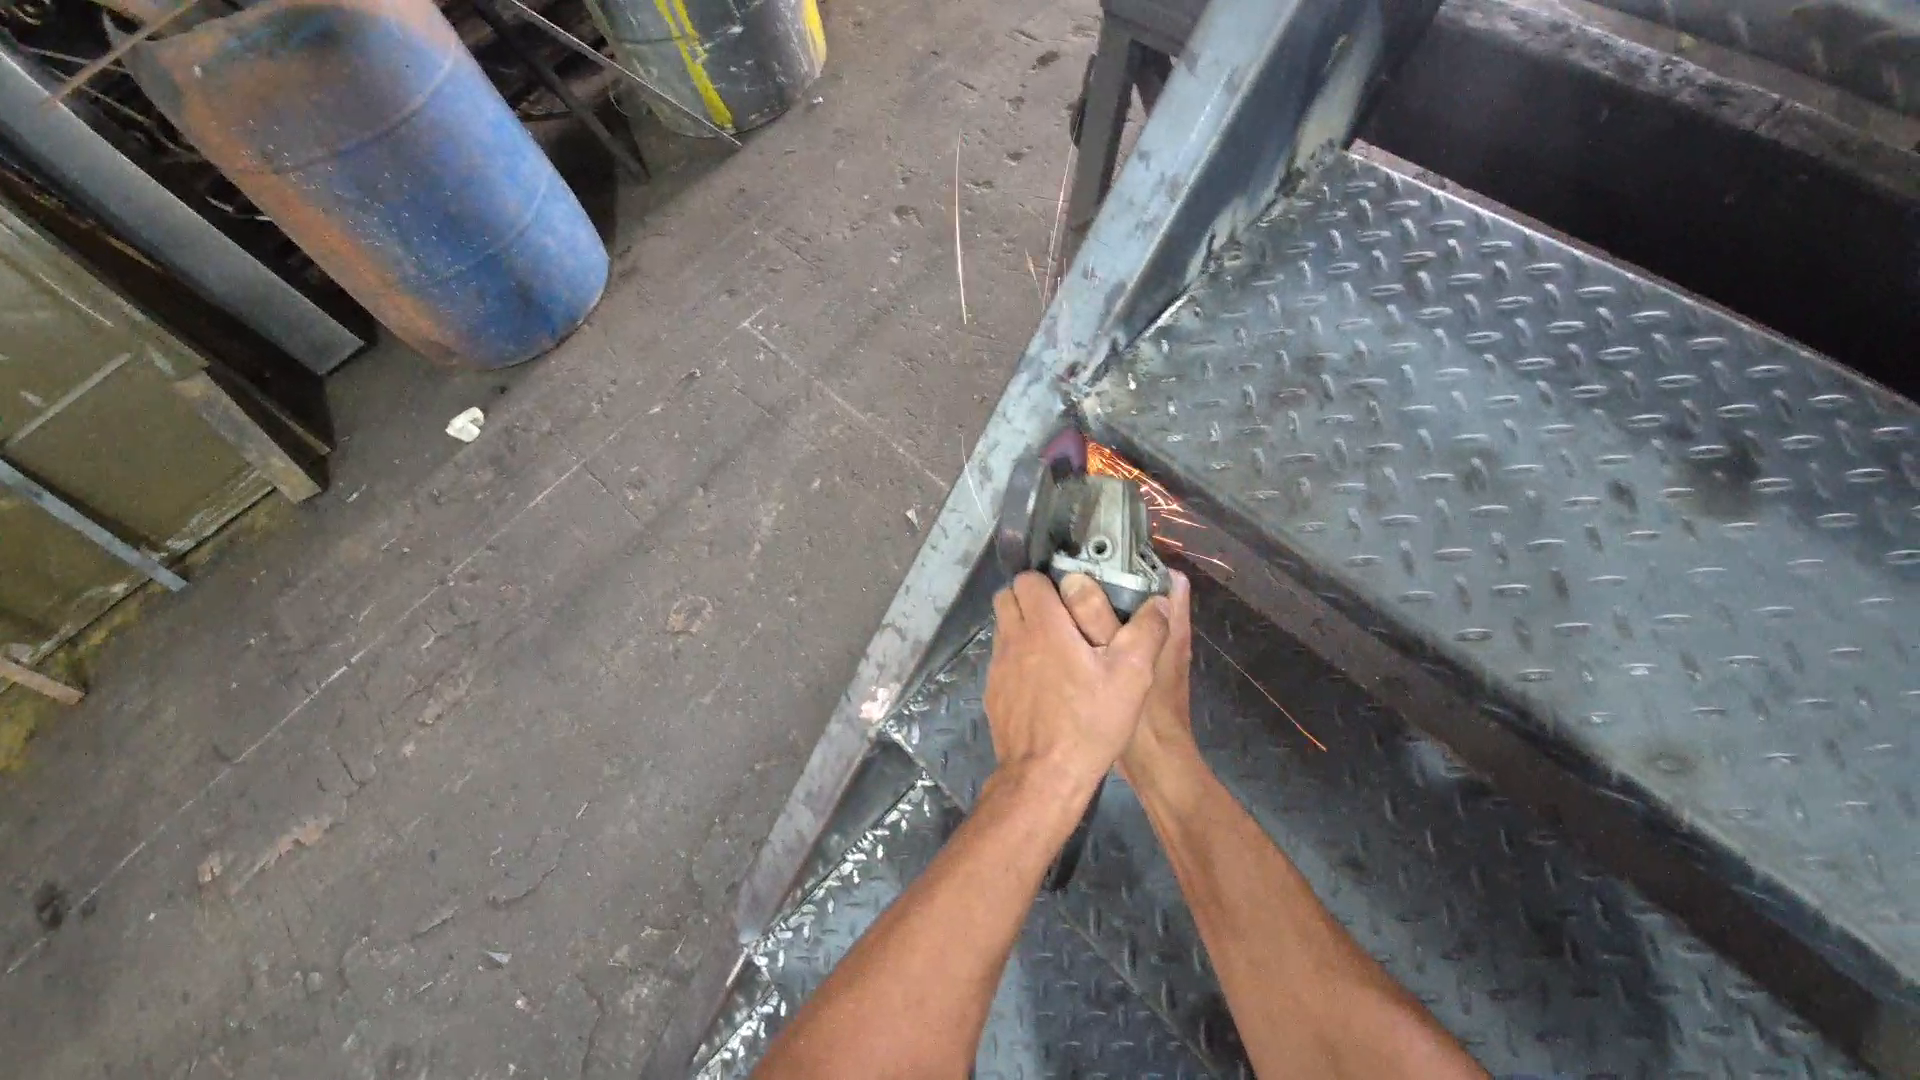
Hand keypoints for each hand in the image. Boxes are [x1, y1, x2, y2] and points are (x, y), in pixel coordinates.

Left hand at [984, 572, 1170, 793]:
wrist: (1045, 776)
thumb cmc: (1089, 722)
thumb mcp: (1131, 677)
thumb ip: (1146, 632)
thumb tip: (1160, 602)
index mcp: (1043, 626)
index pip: (1028, 579)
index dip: (1047, 581)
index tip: (1069, 594)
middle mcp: (1014, 640)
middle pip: (1008, 597)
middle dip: (1030, 599)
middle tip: (1061, 617)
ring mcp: (998, 668)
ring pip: (1003, 628)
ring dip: (1022, 628)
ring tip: (1055, 649)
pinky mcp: (993, 693)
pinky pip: (1001, 661)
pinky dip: (1017, 661)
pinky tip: (1042, 684)